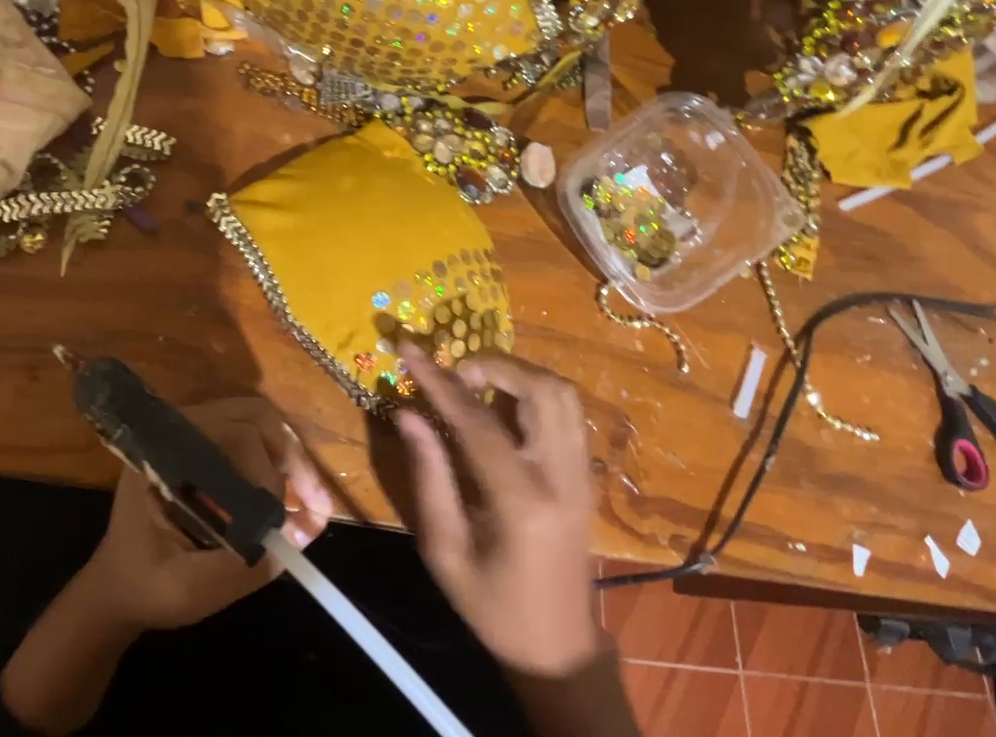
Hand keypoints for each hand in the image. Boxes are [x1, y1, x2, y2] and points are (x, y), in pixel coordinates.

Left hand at [84, 397, 333, 630]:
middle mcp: (179, 433)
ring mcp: (196, 437)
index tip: (280, 522)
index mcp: (161, 456)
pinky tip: (294, 504)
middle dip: (290, 460)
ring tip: (312, 506)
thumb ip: (242, 568)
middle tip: (317, 507)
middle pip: (252, 419)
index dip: (264, 471)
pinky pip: (257, 441)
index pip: (229, 436)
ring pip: (261, 425)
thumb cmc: (144, 588)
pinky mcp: (210, 450)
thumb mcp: (188, 591)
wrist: (117, 590)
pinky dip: (282, 467)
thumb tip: (302, 535)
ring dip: (291, 462)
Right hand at [396, 345, 600, 676]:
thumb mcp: (445, 550)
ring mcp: (583, 474)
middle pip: (542, 389)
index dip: (439, 382)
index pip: (478, 421)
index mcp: (522, 502)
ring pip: (563, 393)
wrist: (557, 645)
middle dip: (495, 365)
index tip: (409, 350)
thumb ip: (428, 477)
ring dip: (518, 374)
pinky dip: (535, 393)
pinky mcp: (587, 475)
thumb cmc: (491, 606)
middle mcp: (562, 477)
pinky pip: (568, 412)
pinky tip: (503, 408)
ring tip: (477, 385)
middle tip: (454, 375)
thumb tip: (408, 414)